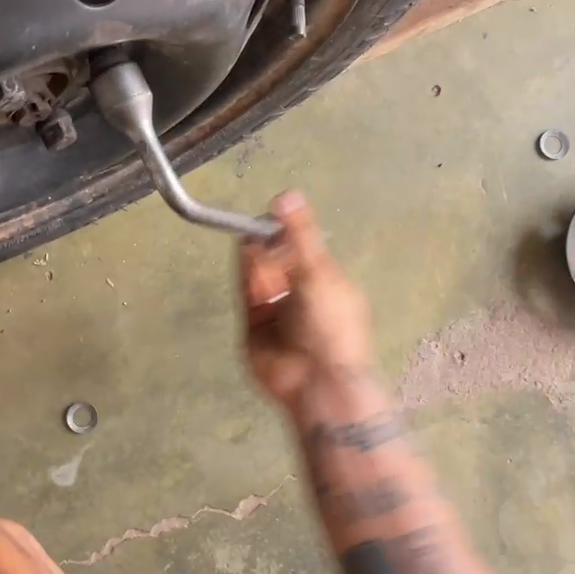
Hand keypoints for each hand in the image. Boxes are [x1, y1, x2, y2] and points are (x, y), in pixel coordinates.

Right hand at [238, 191, 375, 411]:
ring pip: (259, 274)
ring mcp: (276, 309)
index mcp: (327, 282)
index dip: (287, 233)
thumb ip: (300, 233)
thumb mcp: (320, 271)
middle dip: (268, 246)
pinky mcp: (253, 323)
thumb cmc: (329, 324)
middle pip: (277, 259)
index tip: (273, 214)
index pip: (302, 249)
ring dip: (256, 259)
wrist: (316, 379)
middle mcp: (301, 294)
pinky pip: (245, 293)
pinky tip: (244, 258)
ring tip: (252, 247)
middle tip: (261, 235)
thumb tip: (287, 194)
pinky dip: (245, 275)